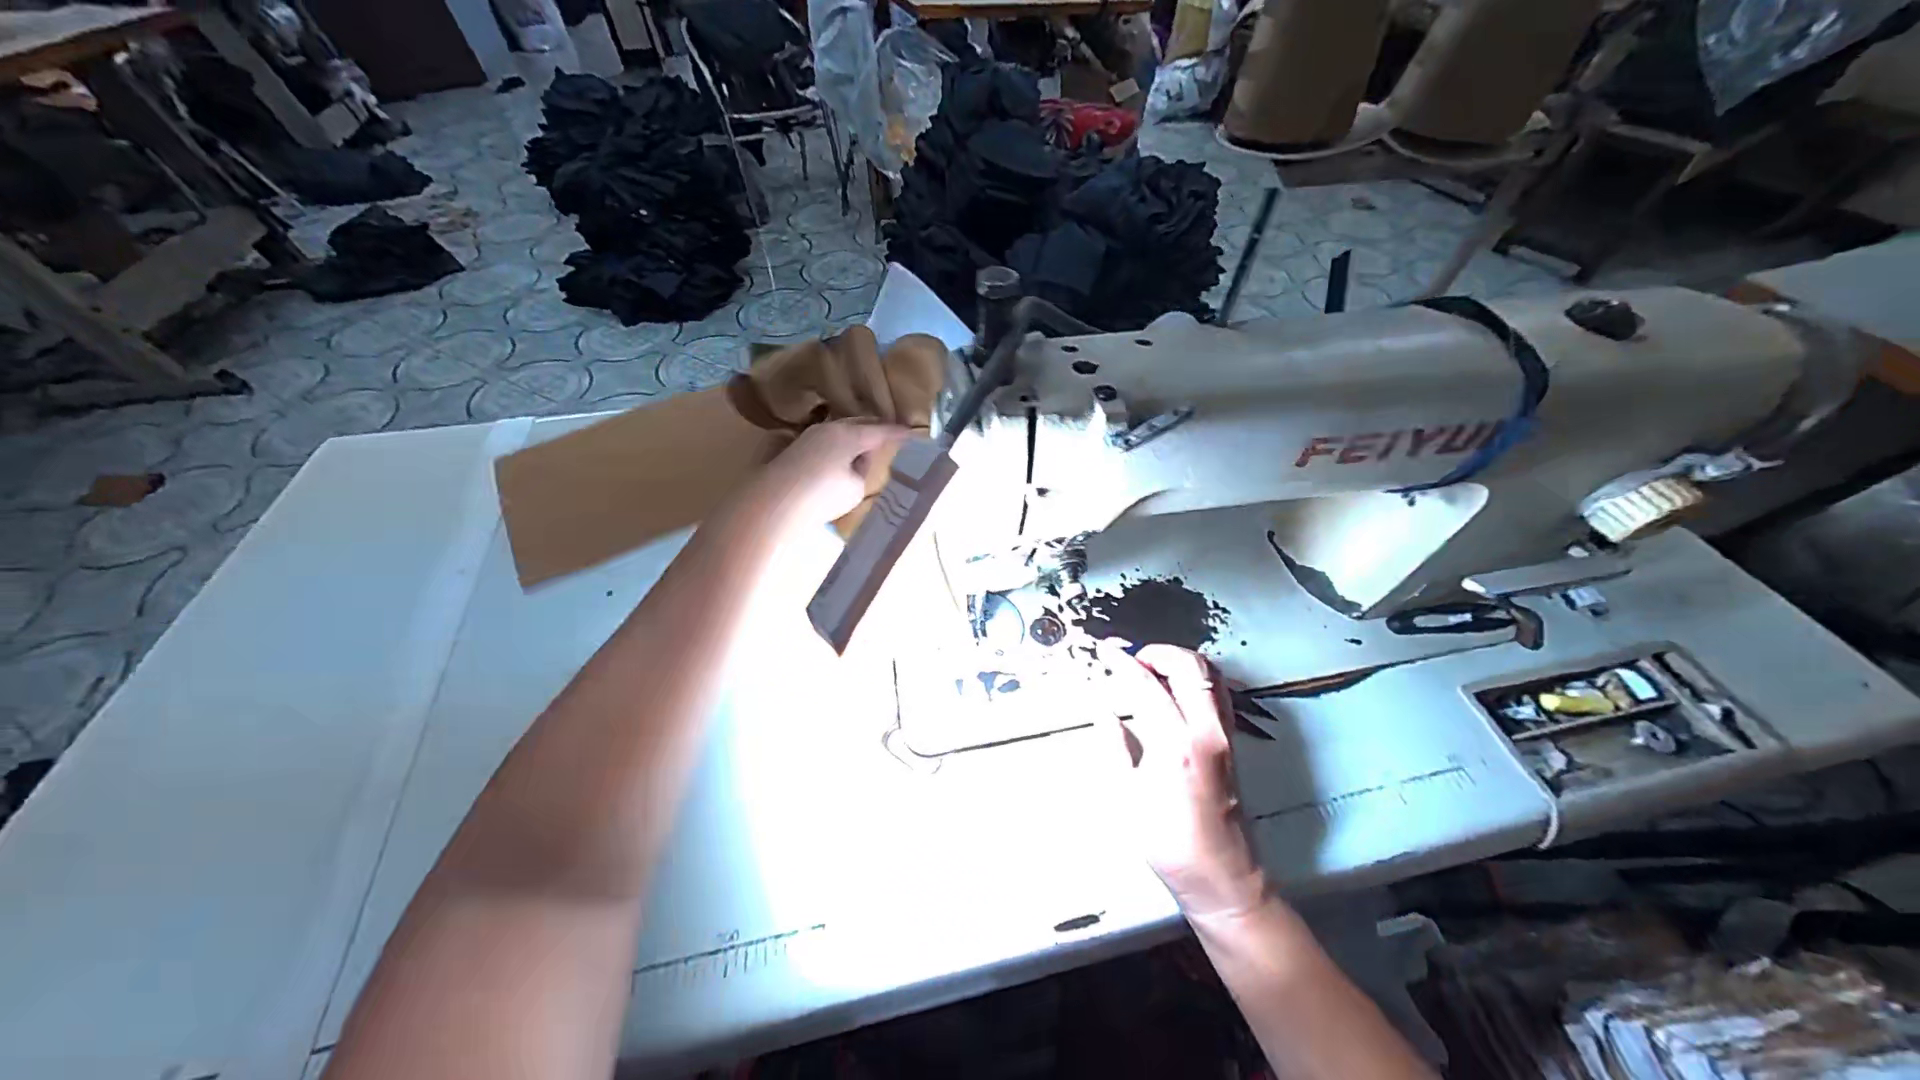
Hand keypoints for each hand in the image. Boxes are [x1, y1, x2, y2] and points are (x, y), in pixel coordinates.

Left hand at [739, 420, 906, 533]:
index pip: (881, 431)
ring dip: (854, 439)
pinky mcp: (795, 450)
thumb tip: (856, 461)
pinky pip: (827, 442)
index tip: (912, 433)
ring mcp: (810, 437)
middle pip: (859, 425)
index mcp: (850, 434)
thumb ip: (862, 470)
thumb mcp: (855, 487)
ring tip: (867, 449)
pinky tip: (841, 459)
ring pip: (840, 432)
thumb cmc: (822, 495)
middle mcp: (830, 428)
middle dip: (875, 430)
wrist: (774, 504)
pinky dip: (839, 448)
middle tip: (889, 438)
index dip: (898, 433)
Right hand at [1095, 640, 1269, 920]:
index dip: (1123, 663)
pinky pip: (1219, 693)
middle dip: (1158, 653)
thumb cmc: (1170, 844)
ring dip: (1181, 662)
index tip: (1106, 652)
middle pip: (1190, 667)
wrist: (1223, 877)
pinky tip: (1175, 690)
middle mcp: (1207, 732)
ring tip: (1152, 669)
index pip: (1148, 685)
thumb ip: (1114, 746)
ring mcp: (1225, 735)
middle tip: (1132, 659)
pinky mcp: (1232, 742)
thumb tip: (1102, 709)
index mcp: (1176, 746)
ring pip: (1212, 675)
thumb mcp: (1127, 796)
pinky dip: (1197, 679)